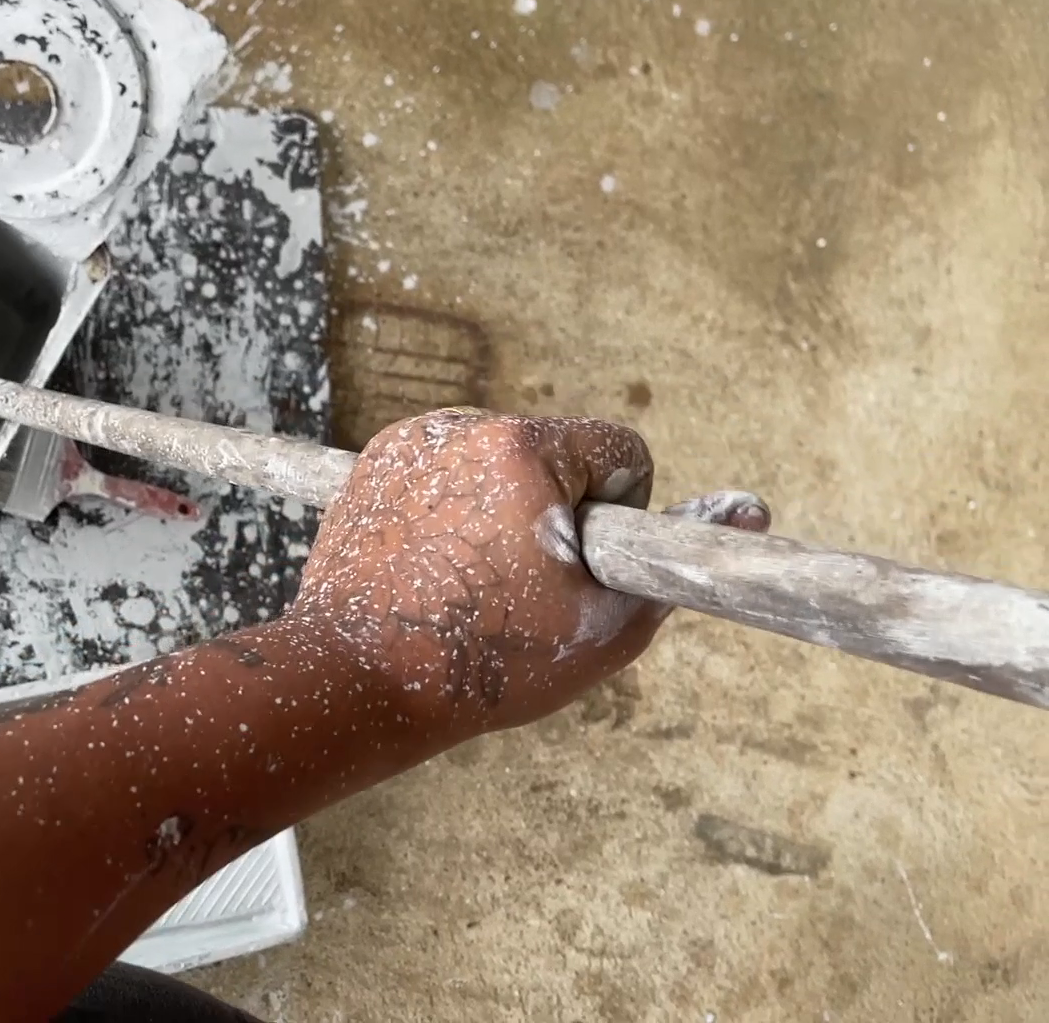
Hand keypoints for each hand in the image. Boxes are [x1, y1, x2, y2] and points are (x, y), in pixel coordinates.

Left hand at [289, 410, 769, 738]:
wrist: (357, 674)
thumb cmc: (482, 659)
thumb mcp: (605, 624)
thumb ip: (673, 561)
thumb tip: (745, 511)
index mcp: (520, 448)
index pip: (617, 448)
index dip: (617, 509)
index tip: (576, 557)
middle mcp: (455, 428)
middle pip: (546, 448)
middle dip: (551, 501)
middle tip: (516, 573)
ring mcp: (402, 443)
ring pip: (488, 458)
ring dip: (497, 498)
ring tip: (467, 572)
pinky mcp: (366, 466)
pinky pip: (436, 470)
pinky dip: (446, 501)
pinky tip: (431, 556)